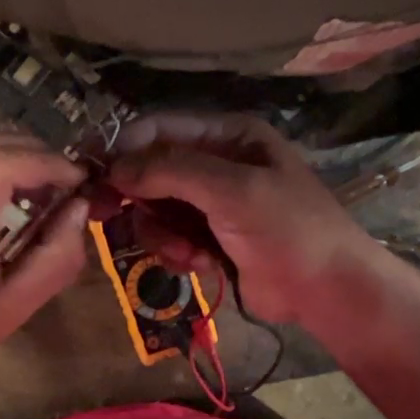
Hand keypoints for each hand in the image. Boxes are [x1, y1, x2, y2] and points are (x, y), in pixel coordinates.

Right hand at [108, 112, 375, 325]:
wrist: (327, 290)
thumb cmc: (289, 229)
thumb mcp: (233, 190)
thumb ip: (171, 171)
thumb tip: (112, 166)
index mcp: (228, 135)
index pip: (159, 128)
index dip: (123, 149)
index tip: (92, 176)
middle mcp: (216, 162)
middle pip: (149, 171)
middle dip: (140, 199)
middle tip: (109, 218)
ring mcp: (211, 203)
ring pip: (154, 210)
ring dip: (161, 234)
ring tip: (187, 253)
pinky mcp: (208, 239)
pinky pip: (169, 238)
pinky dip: (177, 253)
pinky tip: (200, 265)